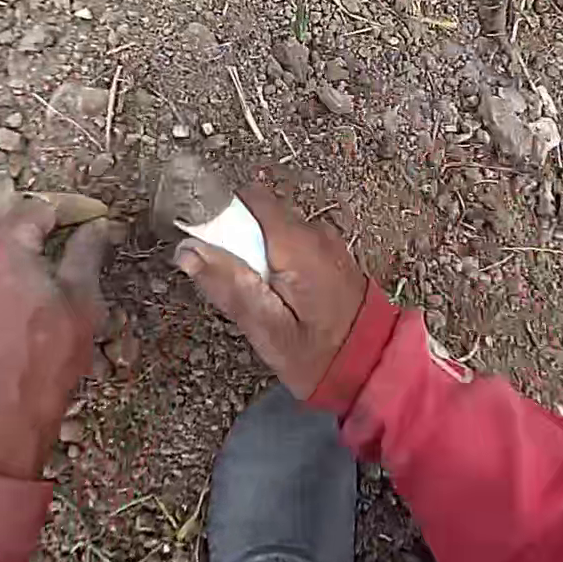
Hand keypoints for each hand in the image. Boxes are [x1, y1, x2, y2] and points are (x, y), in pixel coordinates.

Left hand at [0, 198, 113, 478]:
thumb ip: (87, 252)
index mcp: (5, 247)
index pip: (39, 207)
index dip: (72, 208)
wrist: (0, 406)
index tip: (95, 217)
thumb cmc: (48, 352)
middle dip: (36, 212)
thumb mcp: (82, 298)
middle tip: (69, 224)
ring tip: (29, 238)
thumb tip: (96, 225)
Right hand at [174, 185, 366, 397]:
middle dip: (237, 238)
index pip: (251, 198)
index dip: (221, 212)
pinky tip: (278, 293)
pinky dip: (277, 258)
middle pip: (262, 213)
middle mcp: (316, 233)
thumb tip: (189, 251)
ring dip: (257, 250)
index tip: (203, 242)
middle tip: (232, 282)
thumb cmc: (319, 354)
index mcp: (297, 244)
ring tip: (257, 294)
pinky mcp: (331, 253)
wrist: (373, 363)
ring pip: (276, 228)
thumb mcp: (267, 329)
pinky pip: (293, 242)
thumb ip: (230, 286)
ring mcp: (327, 241)